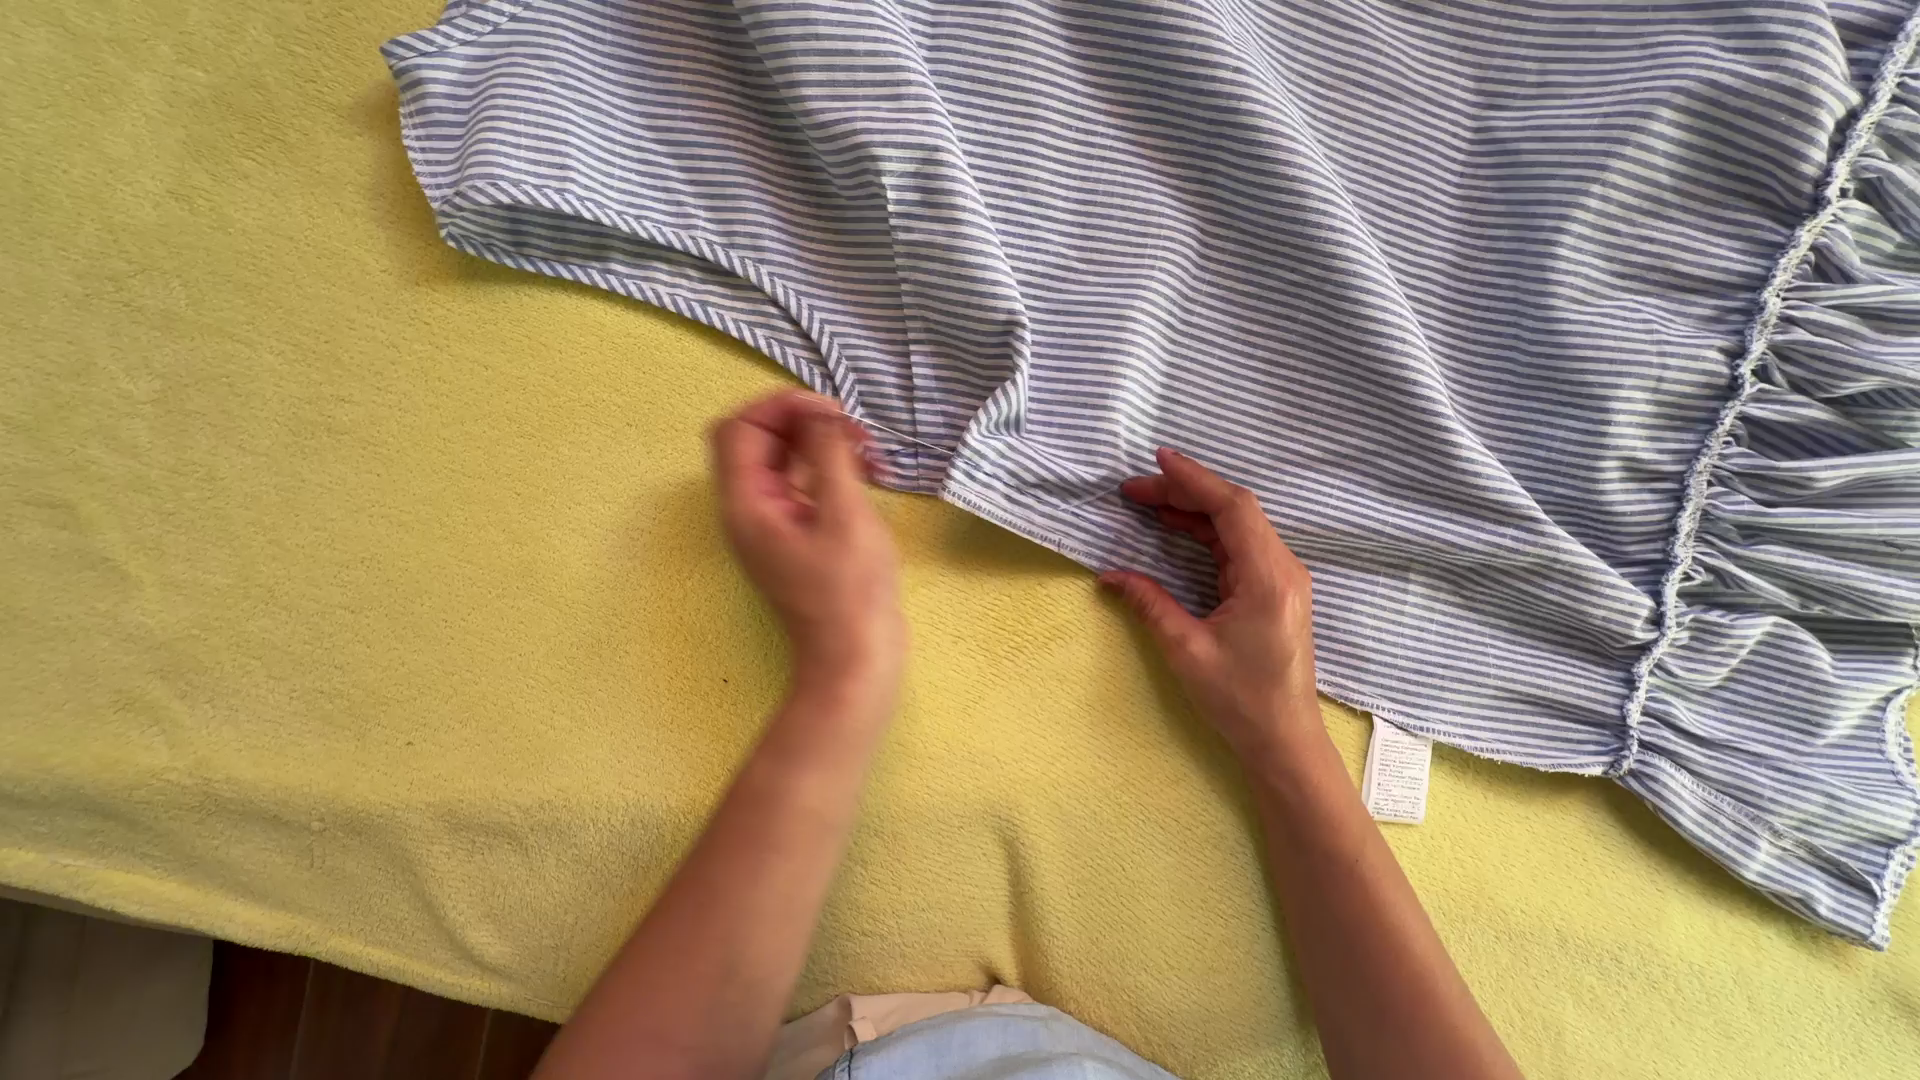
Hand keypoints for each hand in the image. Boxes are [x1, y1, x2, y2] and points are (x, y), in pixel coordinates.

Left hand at [710, 391, 905, 702]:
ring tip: (866, 449)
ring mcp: (771, 525)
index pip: (739, 427)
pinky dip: (826, 470)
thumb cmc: (850, 591)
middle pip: (757, 439)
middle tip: (852, 429)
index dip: (780, 406)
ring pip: (780, 460)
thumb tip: (820, 413)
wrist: (854, 659)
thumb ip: (828, 454)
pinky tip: (864, 473)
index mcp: (746, 505)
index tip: (831, 412)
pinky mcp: (795, 536)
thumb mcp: (844, 514)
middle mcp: (748, 510)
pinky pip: (800, 486)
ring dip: (818, 444)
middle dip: (803, 421)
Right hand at [1100, 448, 1321, 761]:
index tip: (1156, 461)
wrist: (1284, 740)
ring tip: (1146, 503)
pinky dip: (1205, 533)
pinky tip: (1175, 530)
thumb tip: (1110, 574)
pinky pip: (1238, 547)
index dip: (1193, 479)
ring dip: (1193, 511)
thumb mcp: (1186, 650)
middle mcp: (1282, 568)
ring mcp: (1282, 578)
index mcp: (1267, 577)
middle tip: (1132, 491)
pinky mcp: (1274, 591)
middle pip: (1233, 511)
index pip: (1232, 508)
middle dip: (1183, 493)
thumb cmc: (1239, 700)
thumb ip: (1150, 603)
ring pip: (1236, 526)